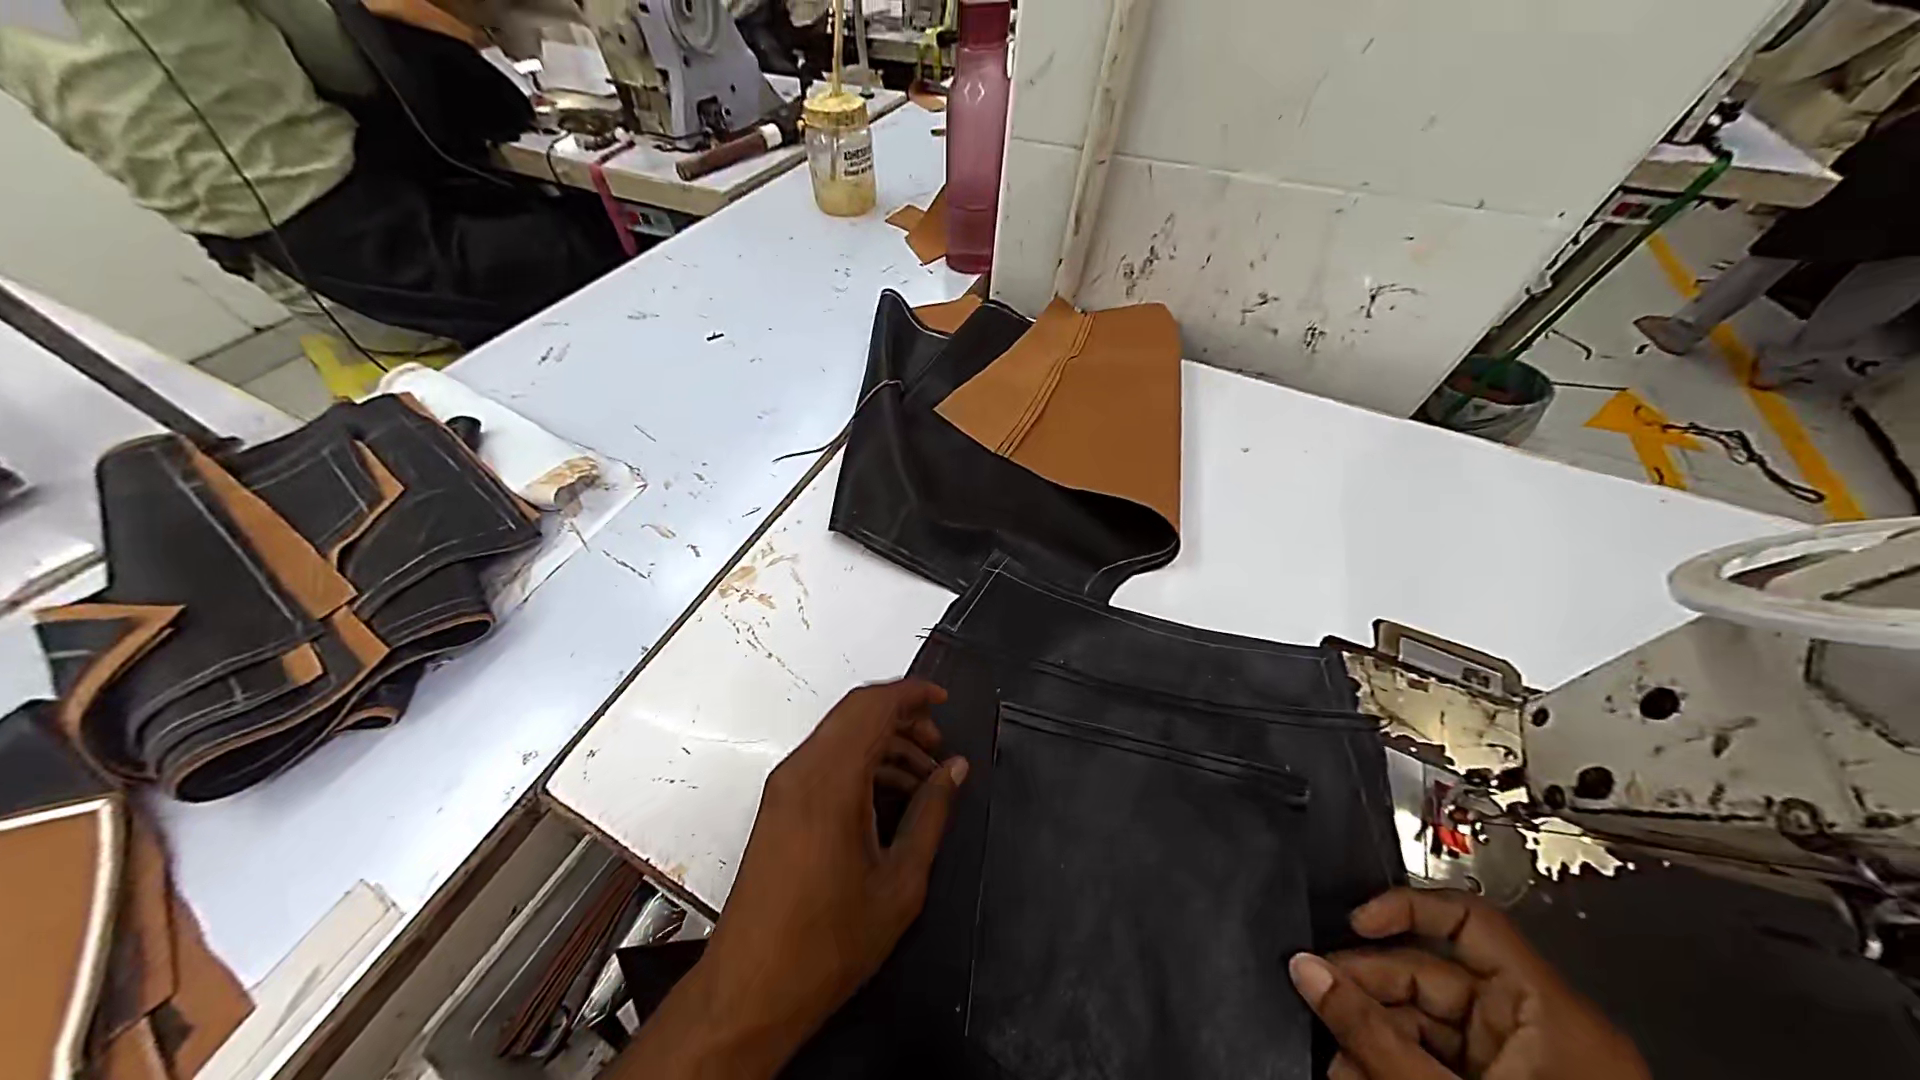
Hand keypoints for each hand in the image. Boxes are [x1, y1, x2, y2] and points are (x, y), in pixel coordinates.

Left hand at [620, 679, 967, 1079]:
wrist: (751, 990)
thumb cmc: (825, 944)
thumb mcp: (900, 881)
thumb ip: (932, 814)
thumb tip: (954, 770)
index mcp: (829, 782)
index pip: (873, 706)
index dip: (912, 693)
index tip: (943, 700)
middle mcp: (800, 773)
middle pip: (856, 713)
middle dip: (904, 719)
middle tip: (939, 749)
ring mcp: (785, 788)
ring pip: (842, 735)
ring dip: (885, 744)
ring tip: (924, 782)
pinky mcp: (780, 805)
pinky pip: (827, 761)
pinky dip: (863, 764)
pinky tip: (892, 799)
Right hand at [1288, 888, 1649, 1079]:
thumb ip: (1372, 1033)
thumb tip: (1309, 972)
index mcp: (1553, 1015)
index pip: (1469, 918)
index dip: (1404, 910)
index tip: (1355, 923)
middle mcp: (1542, 1031)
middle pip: (1431, 973)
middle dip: (1368, 992)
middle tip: (1321, 1001)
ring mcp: (1526, 1067)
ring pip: (1425, 1021)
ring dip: (1372, 1034)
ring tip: (1337, 1060)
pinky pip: (1437, 1058)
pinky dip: (1395, 1062)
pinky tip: (1360, 1072)